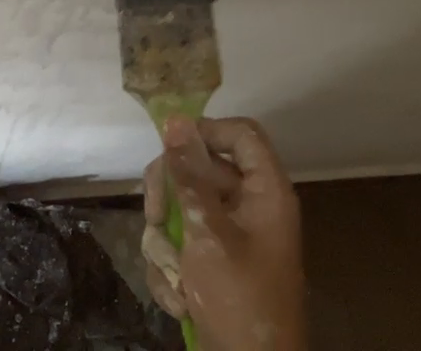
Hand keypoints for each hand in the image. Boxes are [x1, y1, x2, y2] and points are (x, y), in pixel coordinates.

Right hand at [142, 116, 306, 350]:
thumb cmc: (240, 299)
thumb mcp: (208, 233)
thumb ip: (188, 175)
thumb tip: (174, 120)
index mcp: (265, 191)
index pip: (240, 133)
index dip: (205, 131)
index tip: (170, 150)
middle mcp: (250, 205)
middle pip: (199, 168)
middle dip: (169, 196)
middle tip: (155, 219)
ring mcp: (230, 234)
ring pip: (180, 207)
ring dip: (165, 243)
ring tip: (174, 275)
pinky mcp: (212, 261)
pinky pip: (179, 243)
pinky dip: (171, 270)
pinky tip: (178, 299)